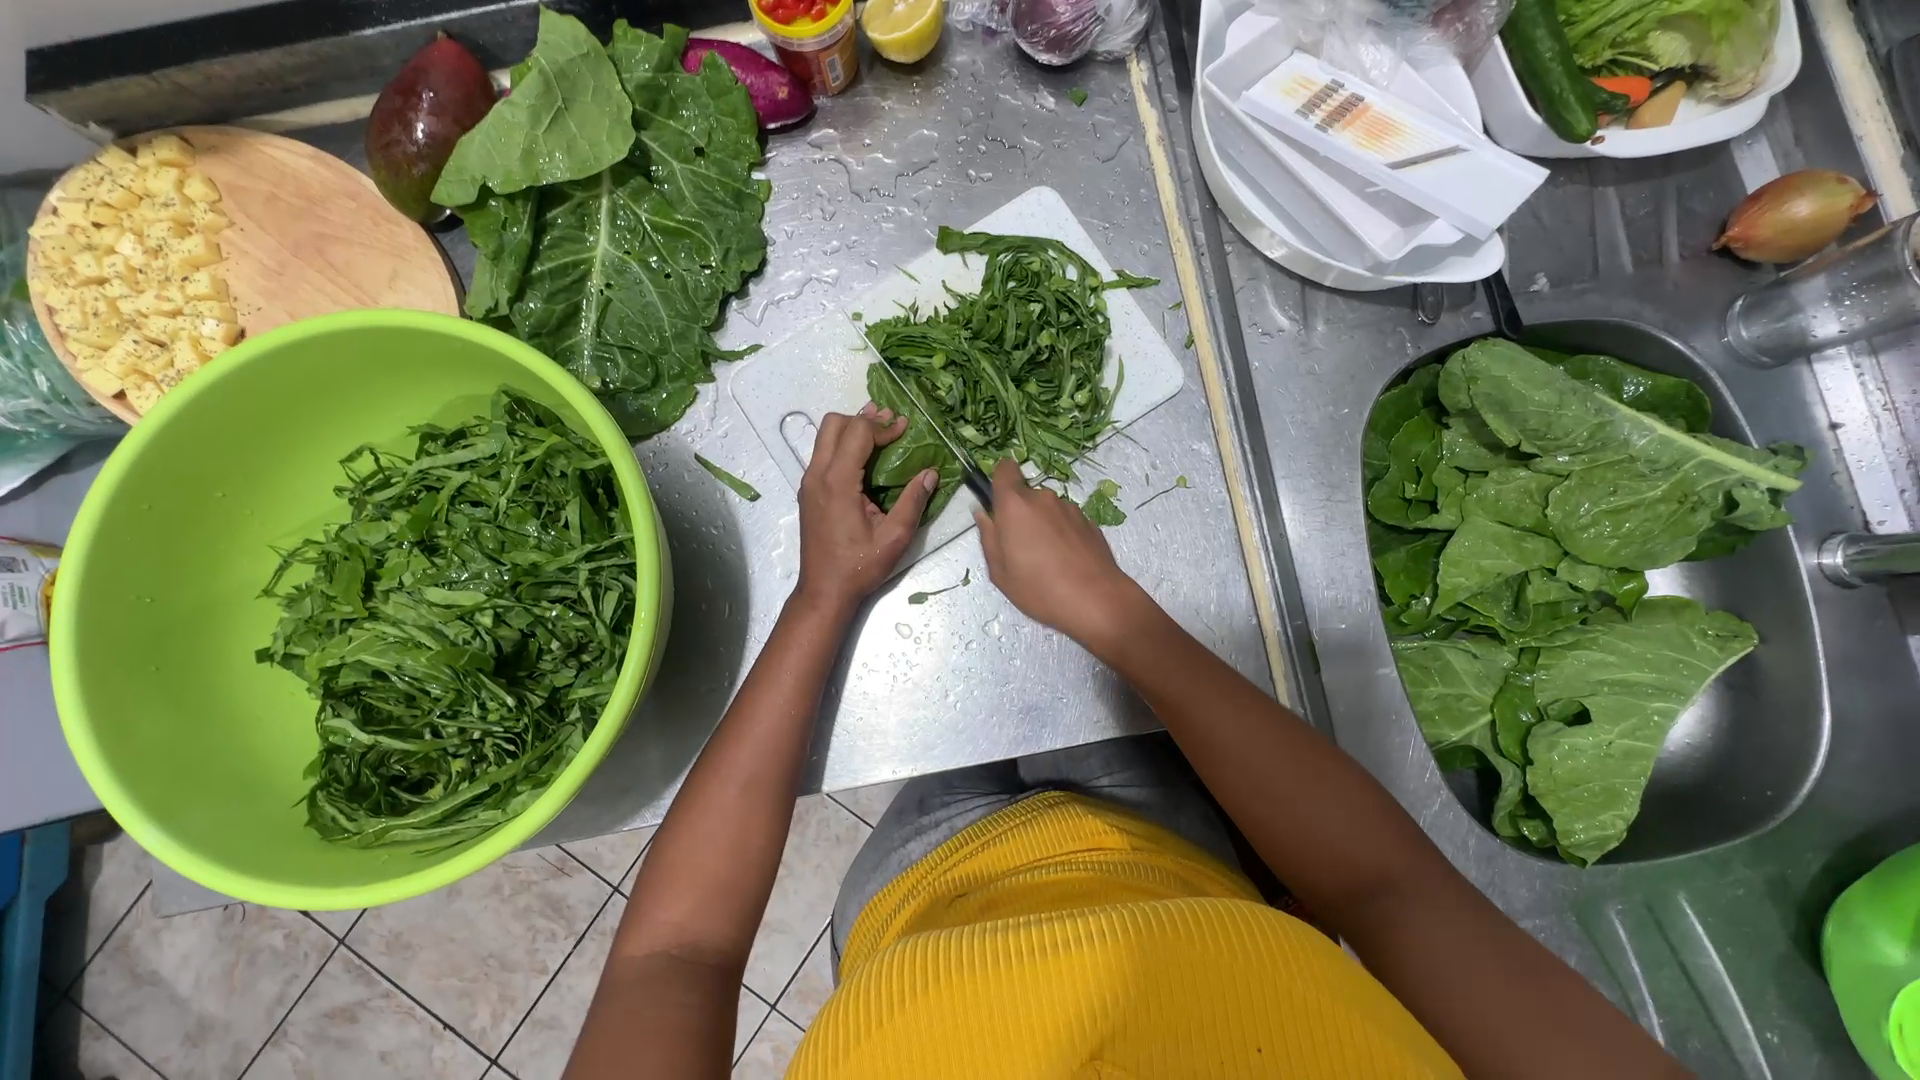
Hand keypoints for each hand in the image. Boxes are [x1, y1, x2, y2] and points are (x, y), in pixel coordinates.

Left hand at [794, 404, 936, 615]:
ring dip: (851, 430)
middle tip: (890, 425)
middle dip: (863, 419)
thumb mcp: (895, 537)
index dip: (883, 426)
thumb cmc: (860, 566)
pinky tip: (864, 458)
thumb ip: (913, 501)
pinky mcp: (808, 492)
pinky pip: (823, 454)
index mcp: (837, 482)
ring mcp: (809, 483)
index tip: (905, 429)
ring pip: (824, 437)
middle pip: (834, 424)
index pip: (857, 432)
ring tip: (879, 433)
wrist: (824, 590)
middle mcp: (817, 475)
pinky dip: (843, 446)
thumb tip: (931, 473)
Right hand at [974, 459, 1153, 651]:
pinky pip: (1067, 522)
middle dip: (1021, 514)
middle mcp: (1043, 499)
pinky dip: (1063, 535)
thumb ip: (988, 537)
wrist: (1095, 600)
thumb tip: (983, 514)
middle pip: (1026, 495)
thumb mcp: (999, 571)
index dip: (1000, 481)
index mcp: (1015, 505)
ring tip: (1048, 560)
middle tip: (1021, 548)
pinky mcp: (1090, 522)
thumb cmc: (1038, 588)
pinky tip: (1067, 562)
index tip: (999, 504)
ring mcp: (1070, 509)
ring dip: (1044, 525)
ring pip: (1048, 509)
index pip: (1005, 469)